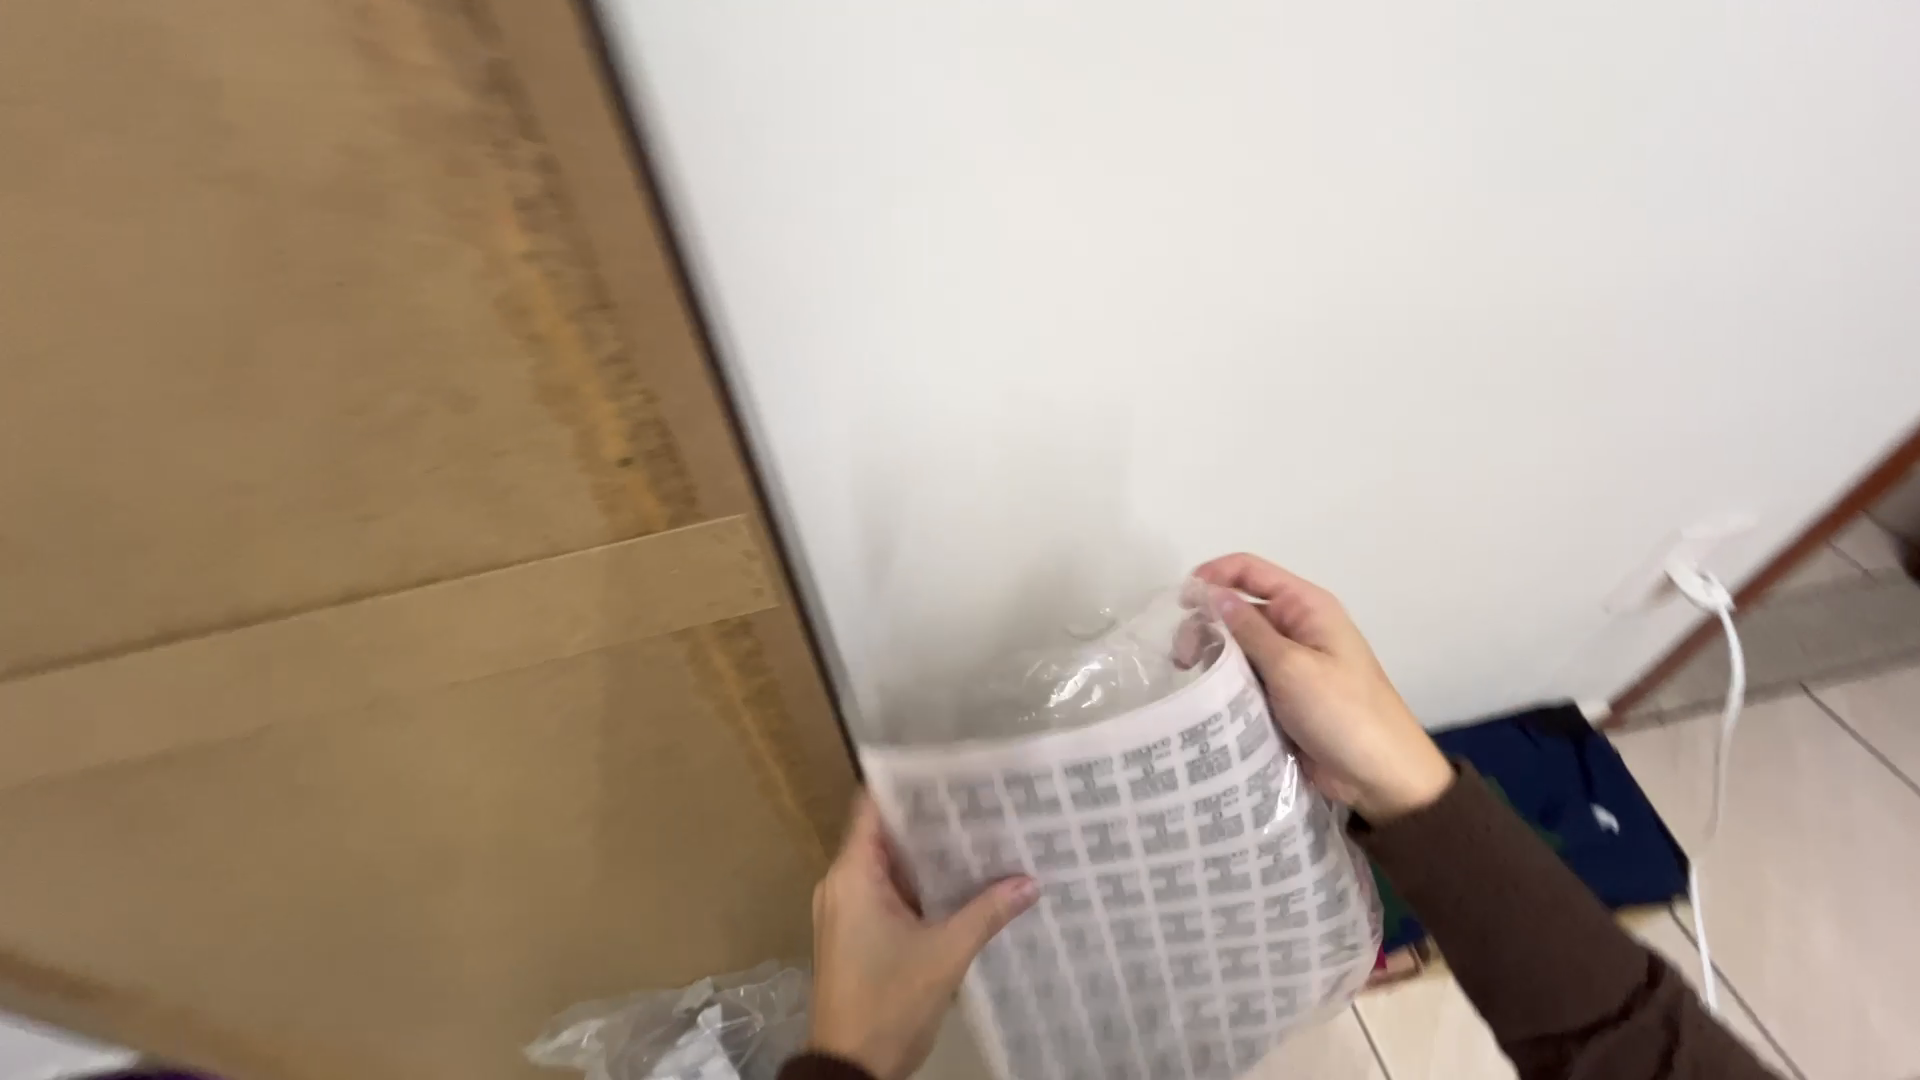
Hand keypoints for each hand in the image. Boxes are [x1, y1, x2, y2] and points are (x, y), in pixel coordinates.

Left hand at [807, 795, 1038, 1079]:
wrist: (850, 1071)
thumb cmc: (889, 1001)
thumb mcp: (945, 954)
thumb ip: (987, 912)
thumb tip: (1031, 882)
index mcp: (853, 874)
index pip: (872, 808)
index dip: (905, 786)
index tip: (943, 770)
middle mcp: (841, 882)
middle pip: (883, 835)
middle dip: (926, 821)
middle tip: (973, 801)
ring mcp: (844, 909)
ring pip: (886, 866)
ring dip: (923, 855)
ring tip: (971, 833)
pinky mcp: (852, 932)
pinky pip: (884, 891)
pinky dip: (915, 884)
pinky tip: (954, 881)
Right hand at [1193, 553, 1453, 822]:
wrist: (1380, 778)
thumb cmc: (1343, 713)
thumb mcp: (1292, 667)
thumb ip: (1249, 629)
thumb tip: (1212, 594)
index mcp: (1306, 607)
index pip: (1249, 570)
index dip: (1212, 575)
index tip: (1180, 601)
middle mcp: (1295, 626)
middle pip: (1237, 607)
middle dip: (1205, 623)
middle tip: (1181, 657)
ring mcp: (1288, 660)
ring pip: (1235, 643)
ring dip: (1210, 653)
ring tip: (1191, 677)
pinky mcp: (1280, 692)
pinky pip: (1243, 674)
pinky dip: (1222, 679)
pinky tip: (1208, 694)